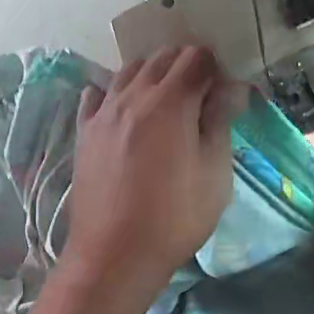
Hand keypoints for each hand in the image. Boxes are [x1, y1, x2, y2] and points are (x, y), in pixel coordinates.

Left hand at [63, 47, 240, 290]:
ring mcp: (103, 113)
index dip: (215, 68)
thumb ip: (220, 123)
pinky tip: (125, 110)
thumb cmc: (176, 218)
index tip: (223, 91)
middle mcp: (132, 97)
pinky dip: (115, 92)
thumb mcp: (215, 174)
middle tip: (201, 96)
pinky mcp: (84, 133)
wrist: (115, 255)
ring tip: (166, 101)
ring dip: (152, 74)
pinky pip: (97, 94)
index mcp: (170, 103)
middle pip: (161, 58)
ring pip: (128, 71)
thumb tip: (229, 89)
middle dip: (186, 66)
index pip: (196, 59)